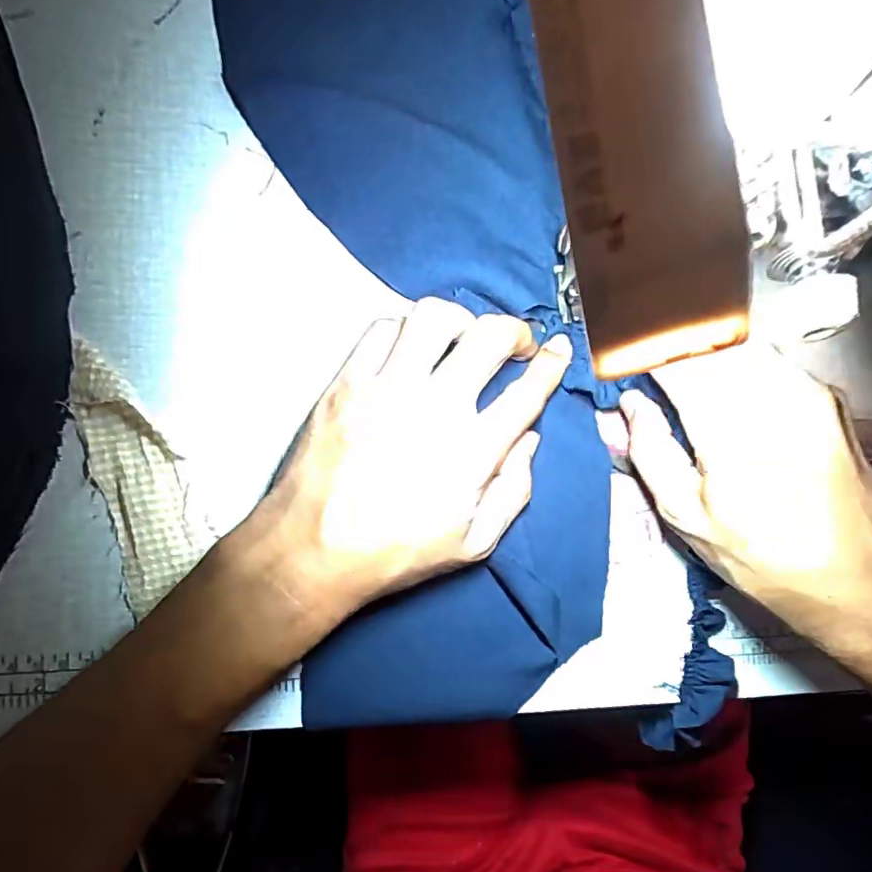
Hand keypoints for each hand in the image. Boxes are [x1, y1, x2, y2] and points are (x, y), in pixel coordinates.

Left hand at [230, 298, 569, 624]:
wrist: (313, 551)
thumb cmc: (397, 553)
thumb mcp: (475, 542)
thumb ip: (514, 490)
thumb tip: (529, 441)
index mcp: (474, 450)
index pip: (527, 391)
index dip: (551, 364)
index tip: (558, 350)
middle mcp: (435, 408)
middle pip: (488, 337)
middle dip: (514, 330)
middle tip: (516, 343)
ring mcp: (387, 389)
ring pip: (433, 317)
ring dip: (461, 320)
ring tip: (464, 338)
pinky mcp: (347, 382)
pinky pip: (382, 329)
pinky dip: (407, 328)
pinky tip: (413, 347)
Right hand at [621, 342, 871, 678]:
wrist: (863, 576)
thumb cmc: (775, 563)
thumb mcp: (692, 522)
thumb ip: (652, 454)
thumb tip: (631, 408)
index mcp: (729, 427)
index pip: (672, 356)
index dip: (639, 347)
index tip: (619, 354)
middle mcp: (772, 395)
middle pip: (707, 336)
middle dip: (670, 341)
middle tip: (645, 359)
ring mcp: (807, 390)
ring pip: (741, 341)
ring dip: (704, 348)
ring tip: (683, 374)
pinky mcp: (827, 397)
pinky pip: (770, 359)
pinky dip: (738, 361)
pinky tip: (728, 391)